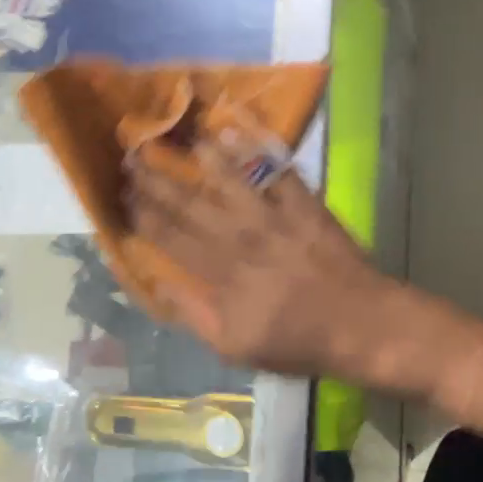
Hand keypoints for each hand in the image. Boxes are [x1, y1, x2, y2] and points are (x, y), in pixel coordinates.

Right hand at [124, 132, 397, 380]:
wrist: (360, 324)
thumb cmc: (297, 341)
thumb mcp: (234, 347)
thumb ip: (194, 315)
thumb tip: (158, 286)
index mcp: (220, 276)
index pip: (170, 238)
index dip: (144, 216)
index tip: (122, 197)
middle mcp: (241, 239)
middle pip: (192, 205)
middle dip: (159, 181)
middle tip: (133, 159)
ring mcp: (275, 218)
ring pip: (230, 180)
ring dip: (202, 159)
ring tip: (179, 139)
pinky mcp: (306, 205)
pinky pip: (276, 172)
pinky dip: (256, 151)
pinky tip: (236, 134)